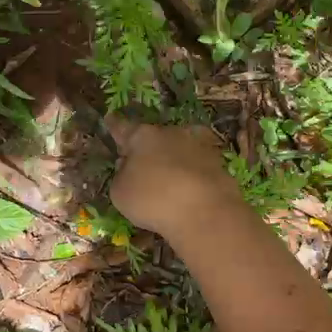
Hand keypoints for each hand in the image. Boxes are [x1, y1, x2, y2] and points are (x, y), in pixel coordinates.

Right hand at [106, 118, 244, 240]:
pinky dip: (192, 178)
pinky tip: (189, 196)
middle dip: (148, 150)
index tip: (111, 119)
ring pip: (180, 151)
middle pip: (155, 139)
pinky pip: (198, 169)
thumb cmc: (152, 199)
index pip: (123, 128)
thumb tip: (129, 169)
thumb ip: (121, 176)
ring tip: (169, 186)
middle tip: (142, 169)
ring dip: (173, 163)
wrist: (206, 212)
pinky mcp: (220, 165)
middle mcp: (172, 133)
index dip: (115, 126)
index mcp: (142, 135)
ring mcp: (199, 147)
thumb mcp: (120, 192)